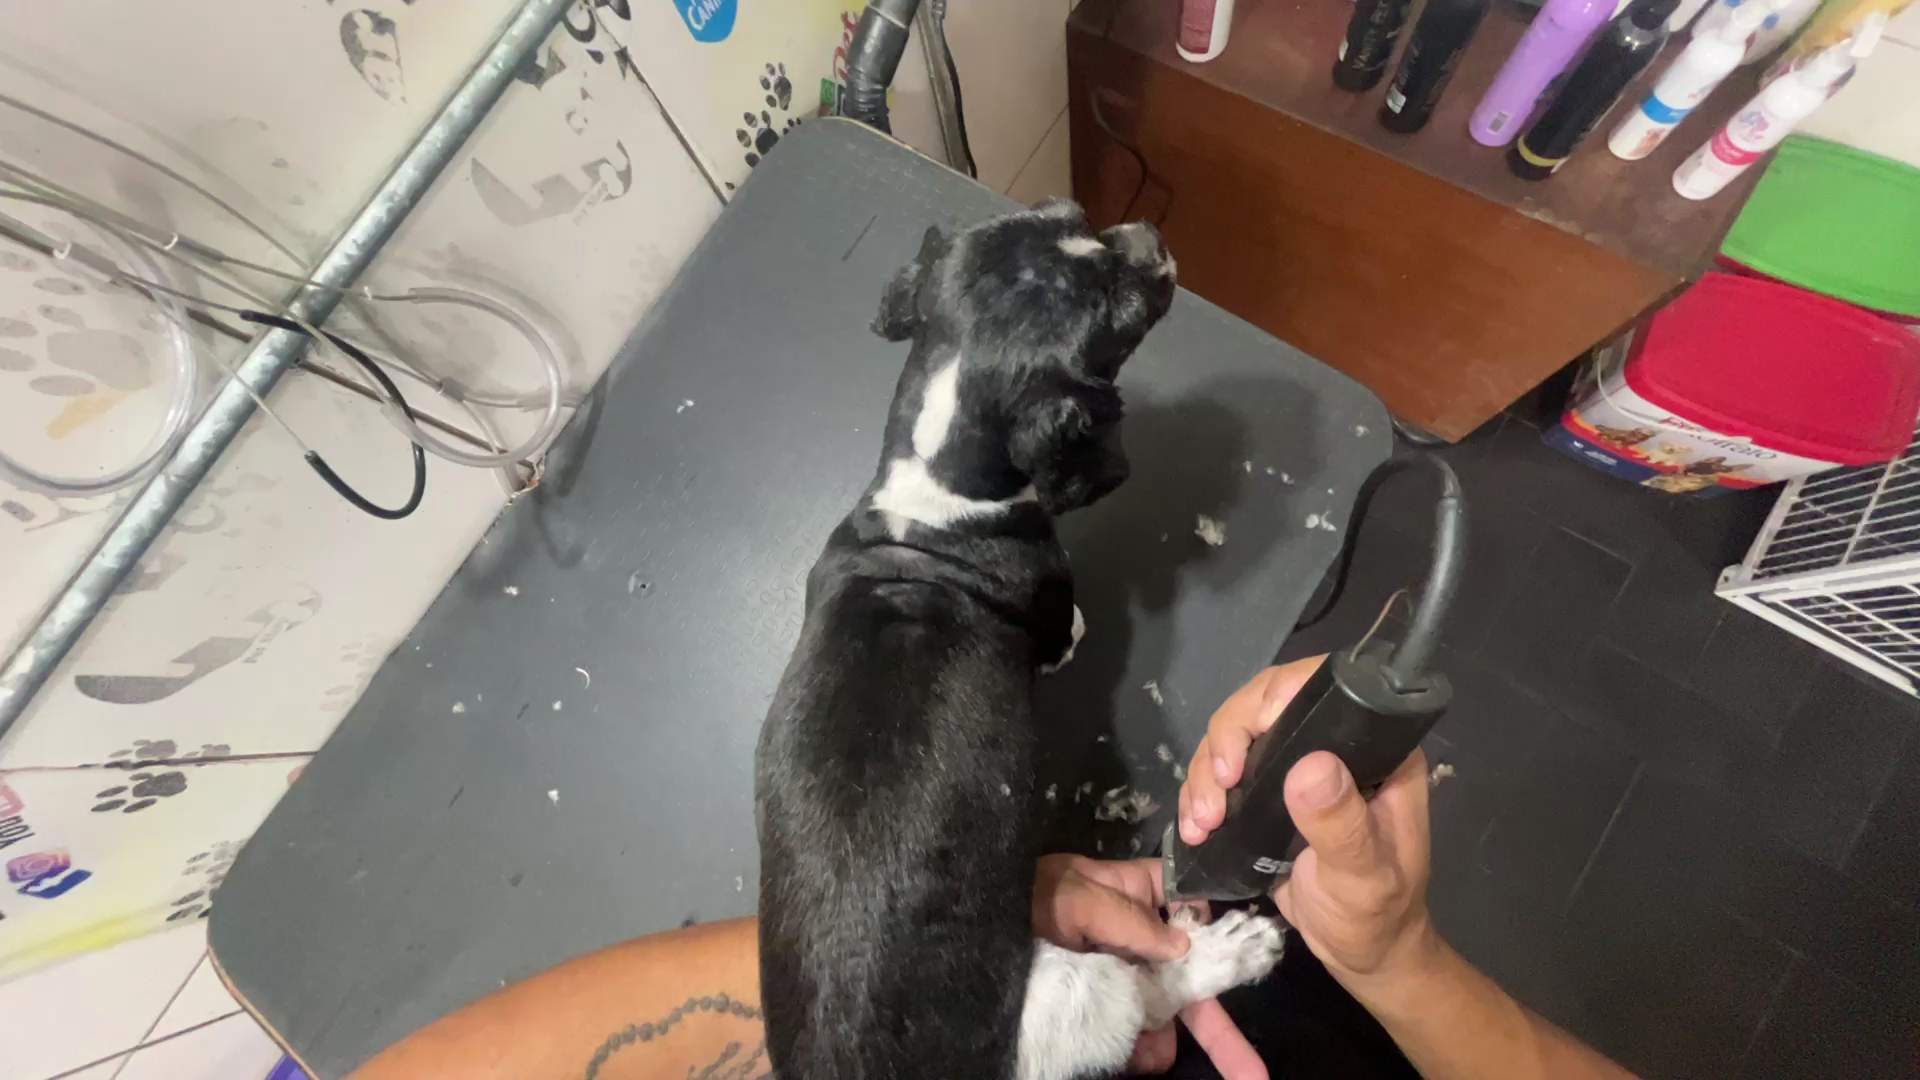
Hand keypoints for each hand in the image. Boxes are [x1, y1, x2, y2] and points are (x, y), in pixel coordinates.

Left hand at [1032, 856, 1265, 1077]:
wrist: (969, 935)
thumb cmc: (1024, 899)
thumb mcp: (1071, 896)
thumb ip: (1126, 916)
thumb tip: (1181, 942)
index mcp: (1128, 891)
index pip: (1183, 897)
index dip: (1209, 922)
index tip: (1234, 955)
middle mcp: (1129, 933)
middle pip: (1184, 970)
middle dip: (1217, 1018)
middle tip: (1253, 1074)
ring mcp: (1113, 973)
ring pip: (1160, 1011)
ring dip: (1169, 1038)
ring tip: (1161, 1060)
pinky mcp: (1095, 1006)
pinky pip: (1128, 1034)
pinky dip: (1138, 1050)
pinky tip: (1138, 1059)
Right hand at [1177, 658, 1439, 984]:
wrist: (1359, 952)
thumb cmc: (1375, 916)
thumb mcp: (1364, 878)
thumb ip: (1341, 825)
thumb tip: (1312, 766)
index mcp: (1371, 748)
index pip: (1319, 689)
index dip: (1274, 697)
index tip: (1246, 743)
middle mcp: (1329, 742)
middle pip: (1259, 706)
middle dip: (1225, 743)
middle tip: (1216, 790)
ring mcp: (1292, 762)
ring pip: (1230, 735)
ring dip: (1204, 773)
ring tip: (1202, 823)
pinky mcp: (1263, 786)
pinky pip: (1218, 768)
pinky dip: (1197, 792)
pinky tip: (1194, 826)